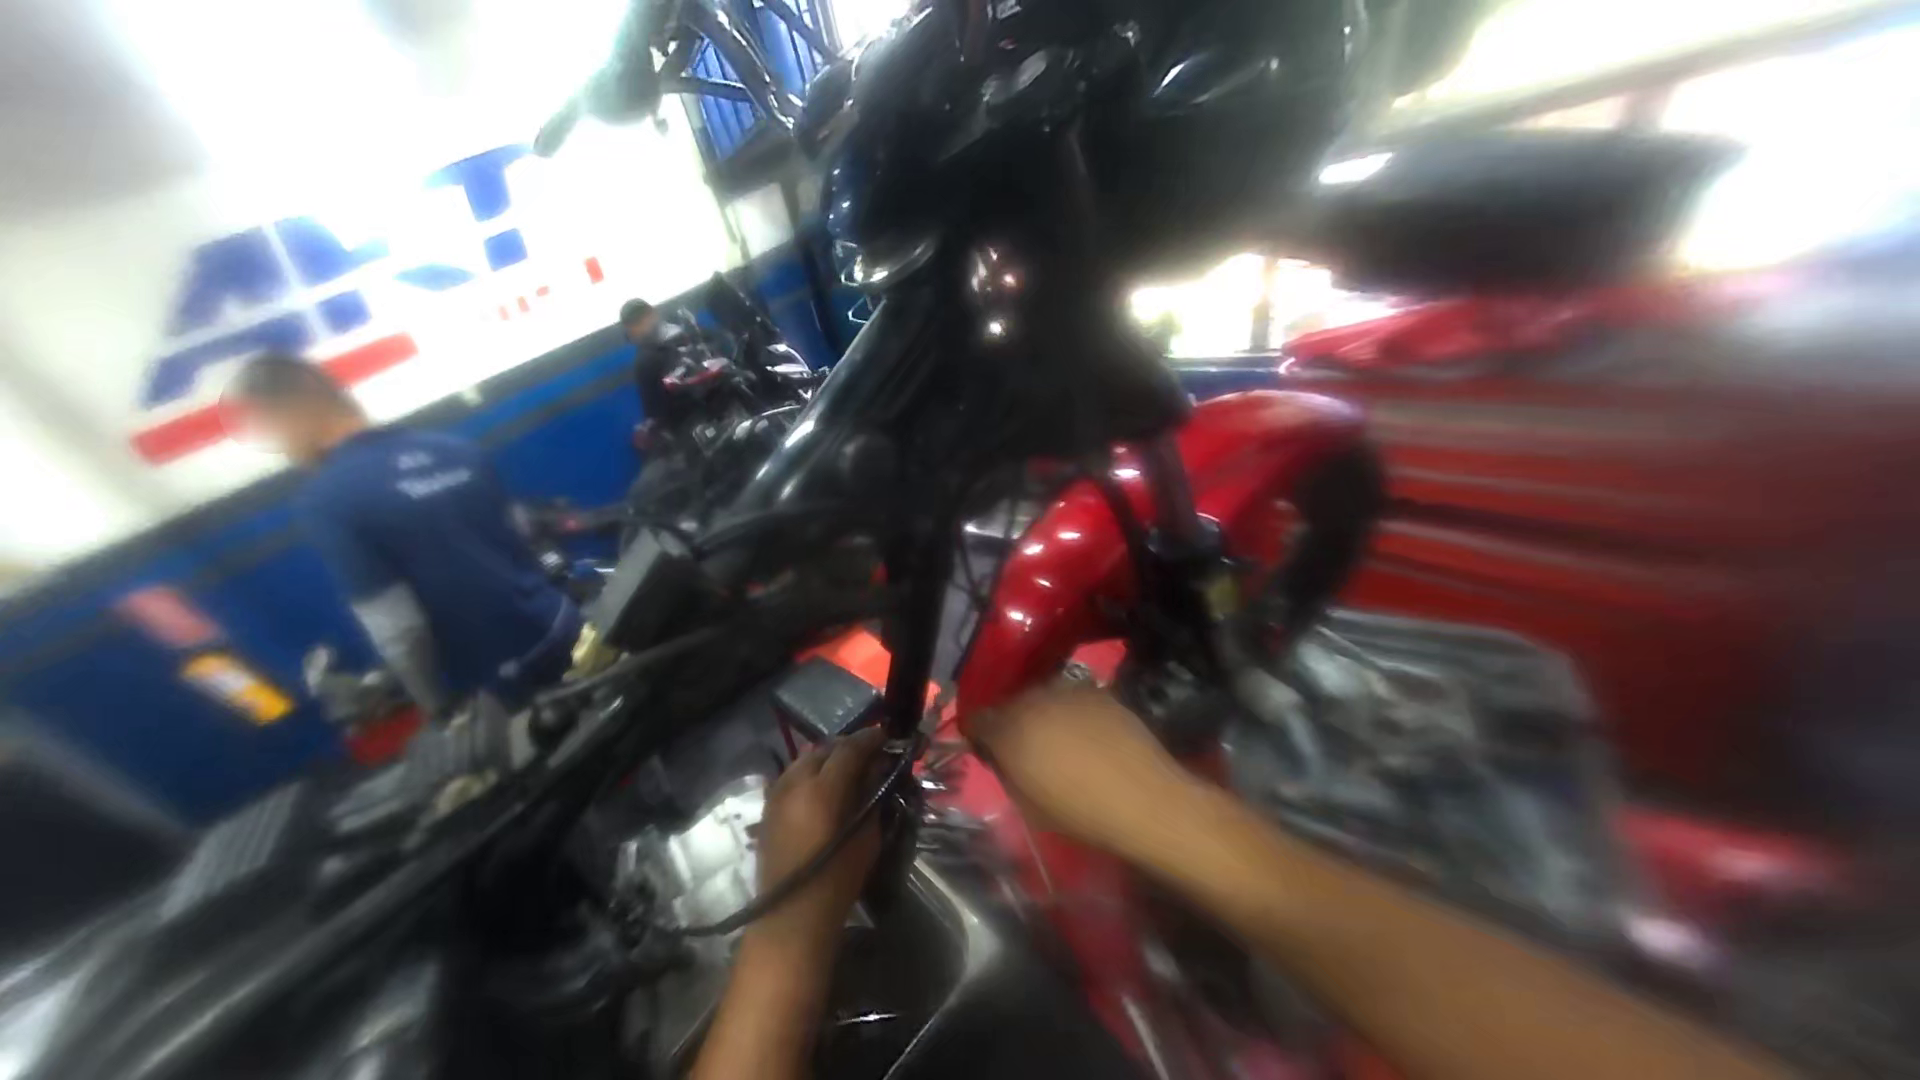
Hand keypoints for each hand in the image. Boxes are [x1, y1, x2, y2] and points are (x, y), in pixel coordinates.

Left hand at [752, 727, 887, 948]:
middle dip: (848, 745)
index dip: (870, 738)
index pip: (849, 749)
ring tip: (845, 766)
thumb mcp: (867, 836)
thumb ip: (871, 795)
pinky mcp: (768, 807)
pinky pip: (792, 775)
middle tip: (868, 752)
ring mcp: (777, 793)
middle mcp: (795, 783)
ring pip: (804, 759)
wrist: (791, 917)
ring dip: (827, 756)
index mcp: (822, 790)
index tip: (886, 736)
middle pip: (824, 748)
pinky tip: (822, 784)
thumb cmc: (838, 880)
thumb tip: (877, 768)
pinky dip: (809, 771)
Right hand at [968, 681, 1209, 863]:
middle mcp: (1033, 699)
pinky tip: (1088, 734)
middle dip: (1012, 722)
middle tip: (1027, 748)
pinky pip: (1070, 697)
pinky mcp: (1096, 690)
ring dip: (1041, 713)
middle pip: (1009, 703)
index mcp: (1009, 730)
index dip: (980, 736)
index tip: (991, 752)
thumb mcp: (1028, 805)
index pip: (976, 719)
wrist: (1145, 800)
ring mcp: (1066, 690)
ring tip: (1060, 739)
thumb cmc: (1081, 813)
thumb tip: (1001, 756)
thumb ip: (1007, 771)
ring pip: (1040, 696)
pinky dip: (1070, 711)